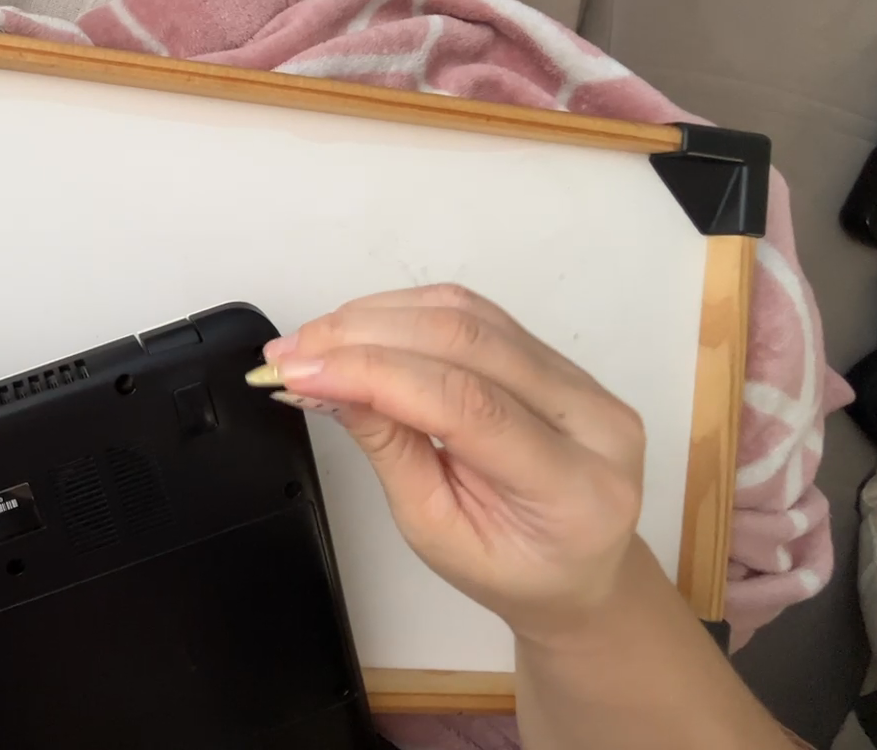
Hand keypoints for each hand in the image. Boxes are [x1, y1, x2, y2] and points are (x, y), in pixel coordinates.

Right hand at [255, 285, 644, 644]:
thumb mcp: (432, 527)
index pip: (462, 403)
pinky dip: (395, 310)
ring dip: (368, 316)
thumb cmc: (504, 565)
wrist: (573, 567)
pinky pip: (466, 309)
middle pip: (461, 339)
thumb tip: (321, 383)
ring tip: (308, 342)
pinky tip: (351, 329)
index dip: (368, 374)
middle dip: (357, 335)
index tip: (293, 372)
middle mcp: (590, 417)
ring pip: (460, 311)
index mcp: (573, 487)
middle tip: (286, 353)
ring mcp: (575, 376)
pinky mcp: (547, 353)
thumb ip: (385, 447)